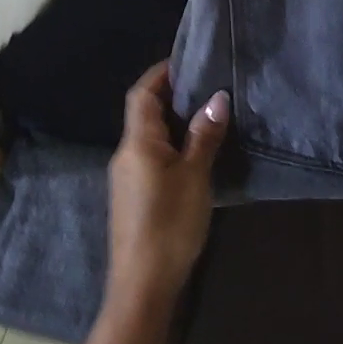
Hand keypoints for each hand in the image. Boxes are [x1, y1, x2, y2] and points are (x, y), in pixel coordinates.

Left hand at [105, 62, 228, 318]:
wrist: (143, 284)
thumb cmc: (170, 224)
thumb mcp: (194, 177)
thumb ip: (203, 136)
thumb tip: (217, 97)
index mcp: (137, 143)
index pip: (142, 94)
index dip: (162, 73)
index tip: (189, 59)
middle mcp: (126, 154)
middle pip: (144, 113)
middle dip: (173, 95)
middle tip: (209, 85)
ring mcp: (127, 177)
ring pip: (149, 136)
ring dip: (174, 121)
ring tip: (210, 114)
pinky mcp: (134, 197)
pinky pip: (152, 156)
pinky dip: (172, 144)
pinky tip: (196, 152)